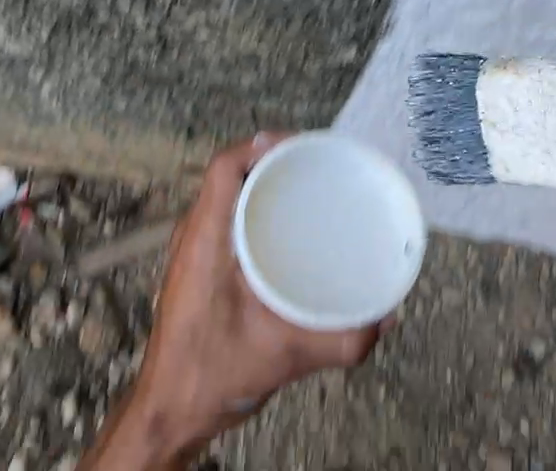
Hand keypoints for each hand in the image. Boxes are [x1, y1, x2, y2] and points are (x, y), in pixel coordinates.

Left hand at [81, 134, 389, 469]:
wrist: (168, 410)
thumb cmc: (212, 374)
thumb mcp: (285, 355)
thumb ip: (342, 340)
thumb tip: (386, 316)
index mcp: (205, 239)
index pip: (224, 166)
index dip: (260, 145)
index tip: (301, 147)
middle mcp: (193, 235)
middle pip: (228, 174)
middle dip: (271, 160)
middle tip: (316, 166)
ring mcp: (191, 250)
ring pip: (224, 195)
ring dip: (260, 184)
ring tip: (305, 189)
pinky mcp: (196, 266)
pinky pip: (223, 218)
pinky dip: (252, 209)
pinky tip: (283, 230)